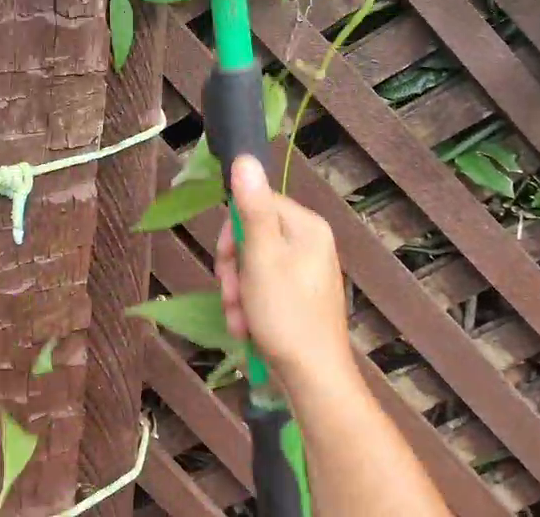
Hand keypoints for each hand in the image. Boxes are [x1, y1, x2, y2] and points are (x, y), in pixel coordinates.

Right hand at [215, 156, 350, 385]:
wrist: (313, 380)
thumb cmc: (287, 315)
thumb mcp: (261, 257)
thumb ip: (251, 208)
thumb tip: (244, 158)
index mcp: (306, 226)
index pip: (256, 203)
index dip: (232, 233)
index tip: (226, 262)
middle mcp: (310, 243)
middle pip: (252, 234)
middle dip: (233, 268)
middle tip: (231, 294)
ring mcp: (305, 271)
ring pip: (252, 264)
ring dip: (237, 291)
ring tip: (239, 318)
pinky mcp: (299, 297)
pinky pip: (263, 286)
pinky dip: (249, 305)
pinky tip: (247, 327)